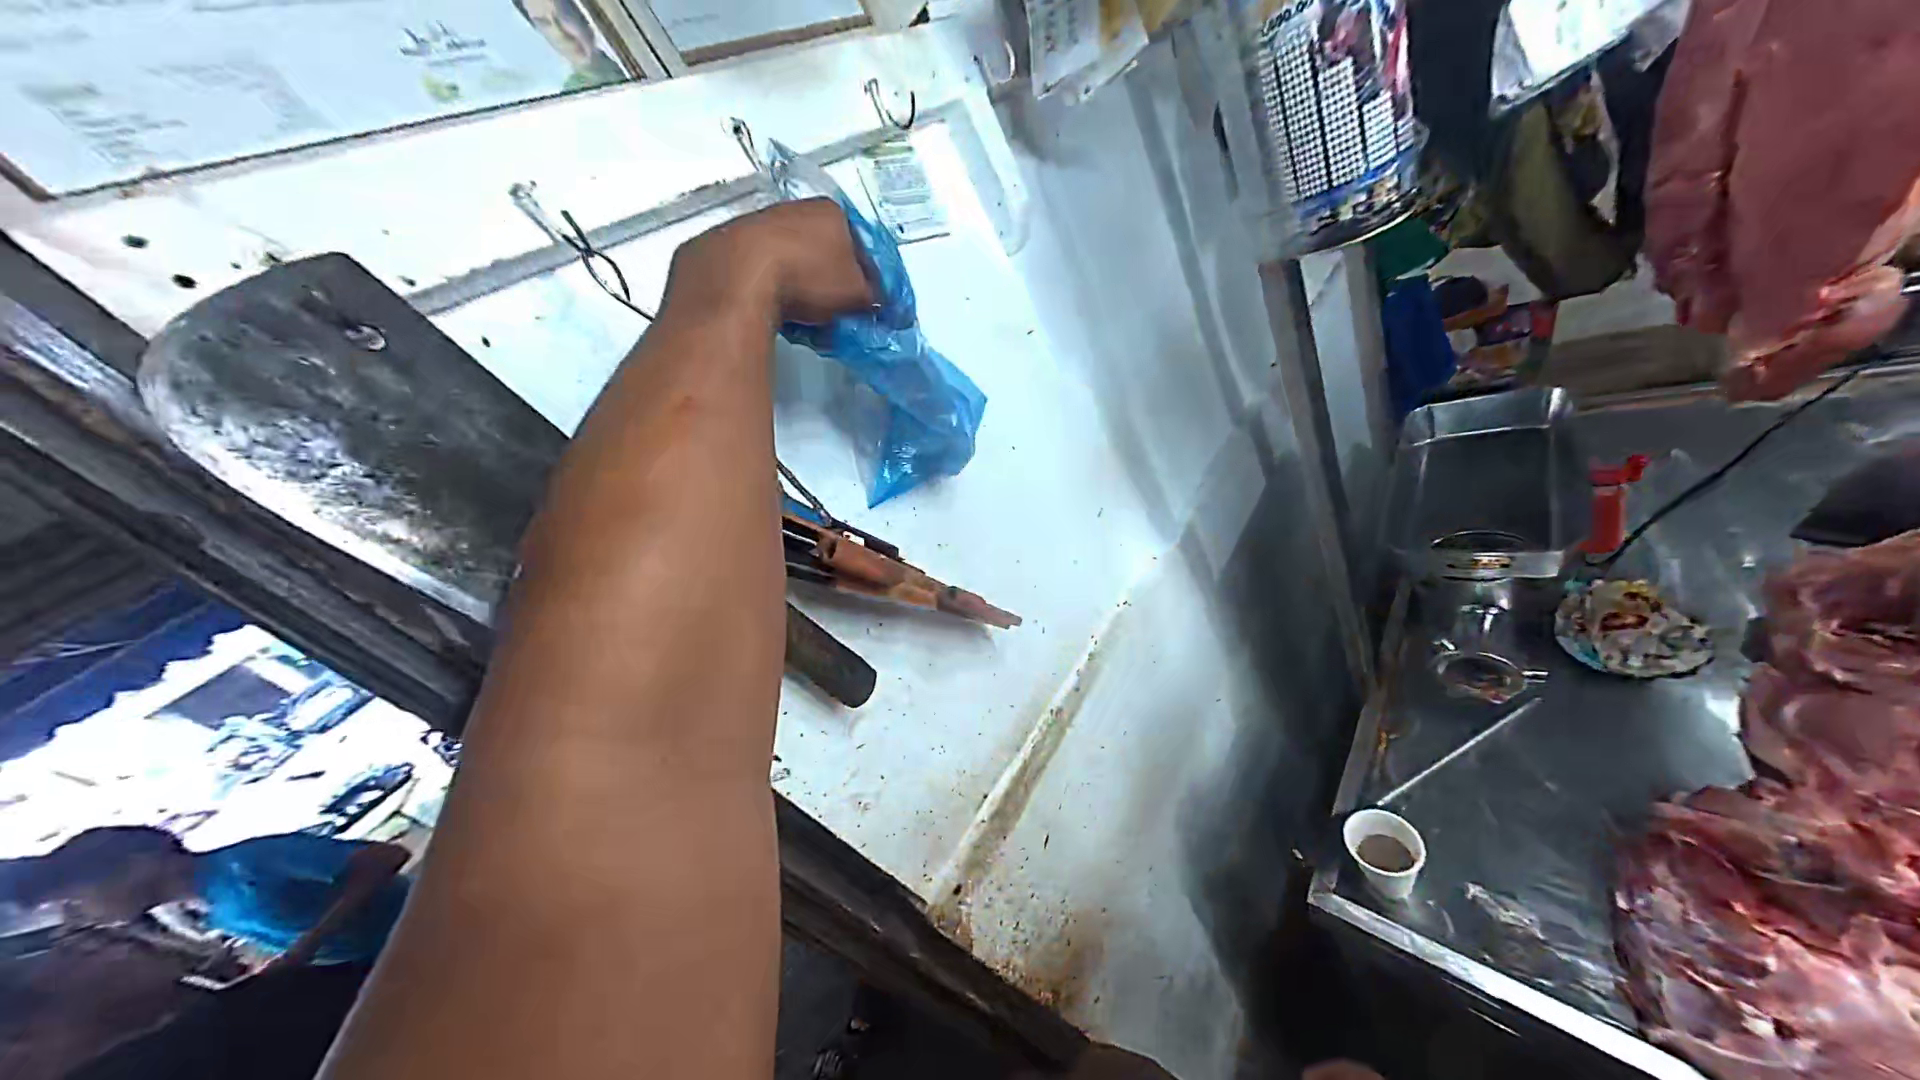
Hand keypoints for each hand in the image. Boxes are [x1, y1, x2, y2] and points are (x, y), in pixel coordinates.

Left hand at [665, 199, 873, 325]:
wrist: (740, 276)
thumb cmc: (808, 276)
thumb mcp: (857, 294)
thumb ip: (876, 299)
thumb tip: (883, 307)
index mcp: (832, 212)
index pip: (860, 247)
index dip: (867, 280)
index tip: (866, 305)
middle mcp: (796, 208)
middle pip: (825, 252)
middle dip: (832, 283)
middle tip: (837, 314)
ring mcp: (761, 223)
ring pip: (794, 261)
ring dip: (803, 288)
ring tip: (806, 318)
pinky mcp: (732, 244)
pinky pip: (765, 271)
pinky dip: (774, 290)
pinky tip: (777, 311)